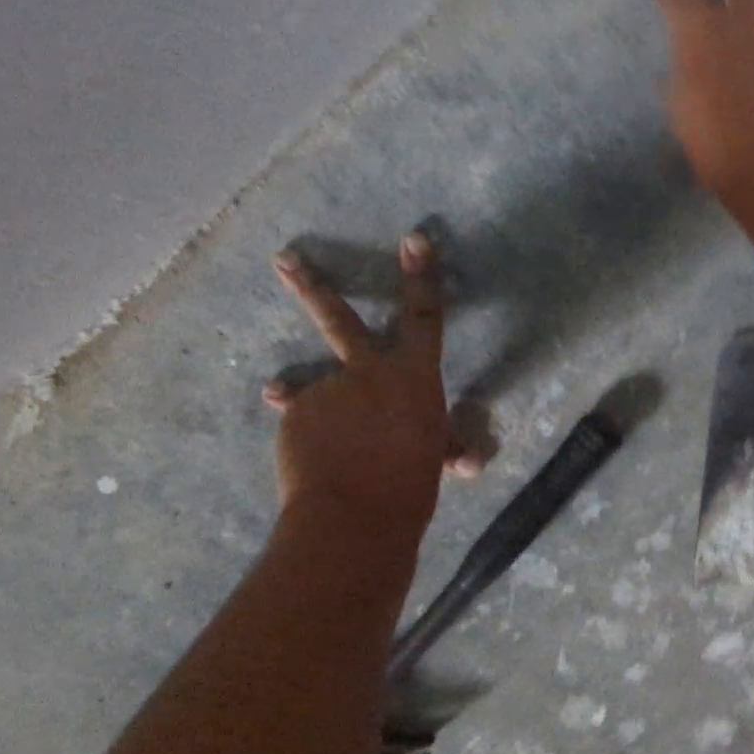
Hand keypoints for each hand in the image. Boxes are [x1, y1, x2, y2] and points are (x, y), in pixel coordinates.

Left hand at [264, 233, 471, 536]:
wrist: (355, 514)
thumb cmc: (413, 485)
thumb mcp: (437, 462)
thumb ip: (445, 450)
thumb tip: (469, 464)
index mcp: (415, 378)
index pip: (424, 317)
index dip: (422, 277)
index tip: (415, 239)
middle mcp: (370, 372)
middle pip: (340, 320)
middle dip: (312, 286)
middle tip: (283, 258)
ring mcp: (328, 389)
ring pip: (319, 386)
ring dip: (309, 397)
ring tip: (297, 406)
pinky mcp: (296, 412)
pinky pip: (302, 417)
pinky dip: (309, 433)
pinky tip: (314, 459)